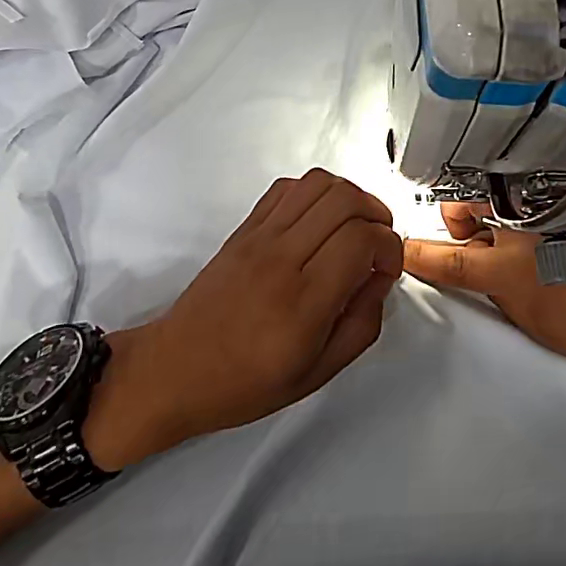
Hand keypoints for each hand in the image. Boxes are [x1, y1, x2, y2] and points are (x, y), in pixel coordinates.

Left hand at [83, 169, 401, 468]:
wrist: (175, 370)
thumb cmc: (238, 381)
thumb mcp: (317, 372)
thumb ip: (361, 324)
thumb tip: (379, 282)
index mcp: (302, 302)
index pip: (362, 240)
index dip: (389, 247)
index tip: (387, 267)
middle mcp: (280, 260)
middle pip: (345, 200)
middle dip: (377, 214)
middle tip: (378, 242)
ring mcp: (259, 238)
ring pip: (318, 183)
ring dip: (349, 196)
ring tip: (354, 225)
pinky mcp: (244, 229)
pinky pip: (286, 188)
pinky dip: (314, 192)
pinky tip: (320, 219)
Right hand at [402, 204, 565, 388]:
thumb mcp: (527, 314)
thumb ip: (483, 286)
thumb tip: (462, 269)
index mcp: (509, 256)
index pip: (447, 254)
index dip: (422, 255)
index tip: (407, 252)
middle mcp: (526, 217)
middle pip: (465, 205)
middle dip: (459, 224)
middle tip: (473, 252)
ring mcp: (551, 202)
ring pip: (496, 197)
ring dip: (490, 216)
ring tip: (514, 250)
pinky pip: (528, 196)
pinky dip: (521, 212)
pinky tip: (544, 241)